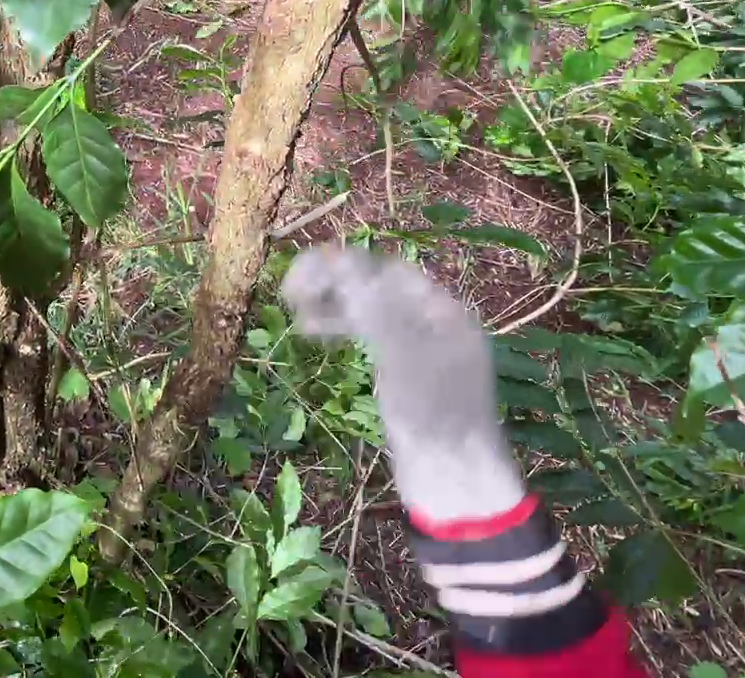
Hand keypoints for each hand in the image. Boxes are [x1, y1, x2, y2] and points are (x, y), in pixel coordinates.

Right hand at [281, 245, 524, 524]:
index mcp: (443, 311)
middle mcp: (431, 321)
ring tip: (293, 304)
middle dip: (334, 282)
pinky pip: (365, 333)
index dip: (345, 267)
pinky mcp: (400, 370)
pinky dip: (338, 326)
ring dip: (331, 302)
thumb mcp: (403, 355)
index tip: (303, 274)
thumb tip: (339, 262)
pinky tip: (309, 329)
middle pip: (376, 285)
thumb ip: (373, 306)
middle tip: (291, 289)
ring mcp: (416, 346)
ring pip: (366, 308)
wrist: (452, 481)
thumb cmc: (433, 415)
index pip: (388, 271)